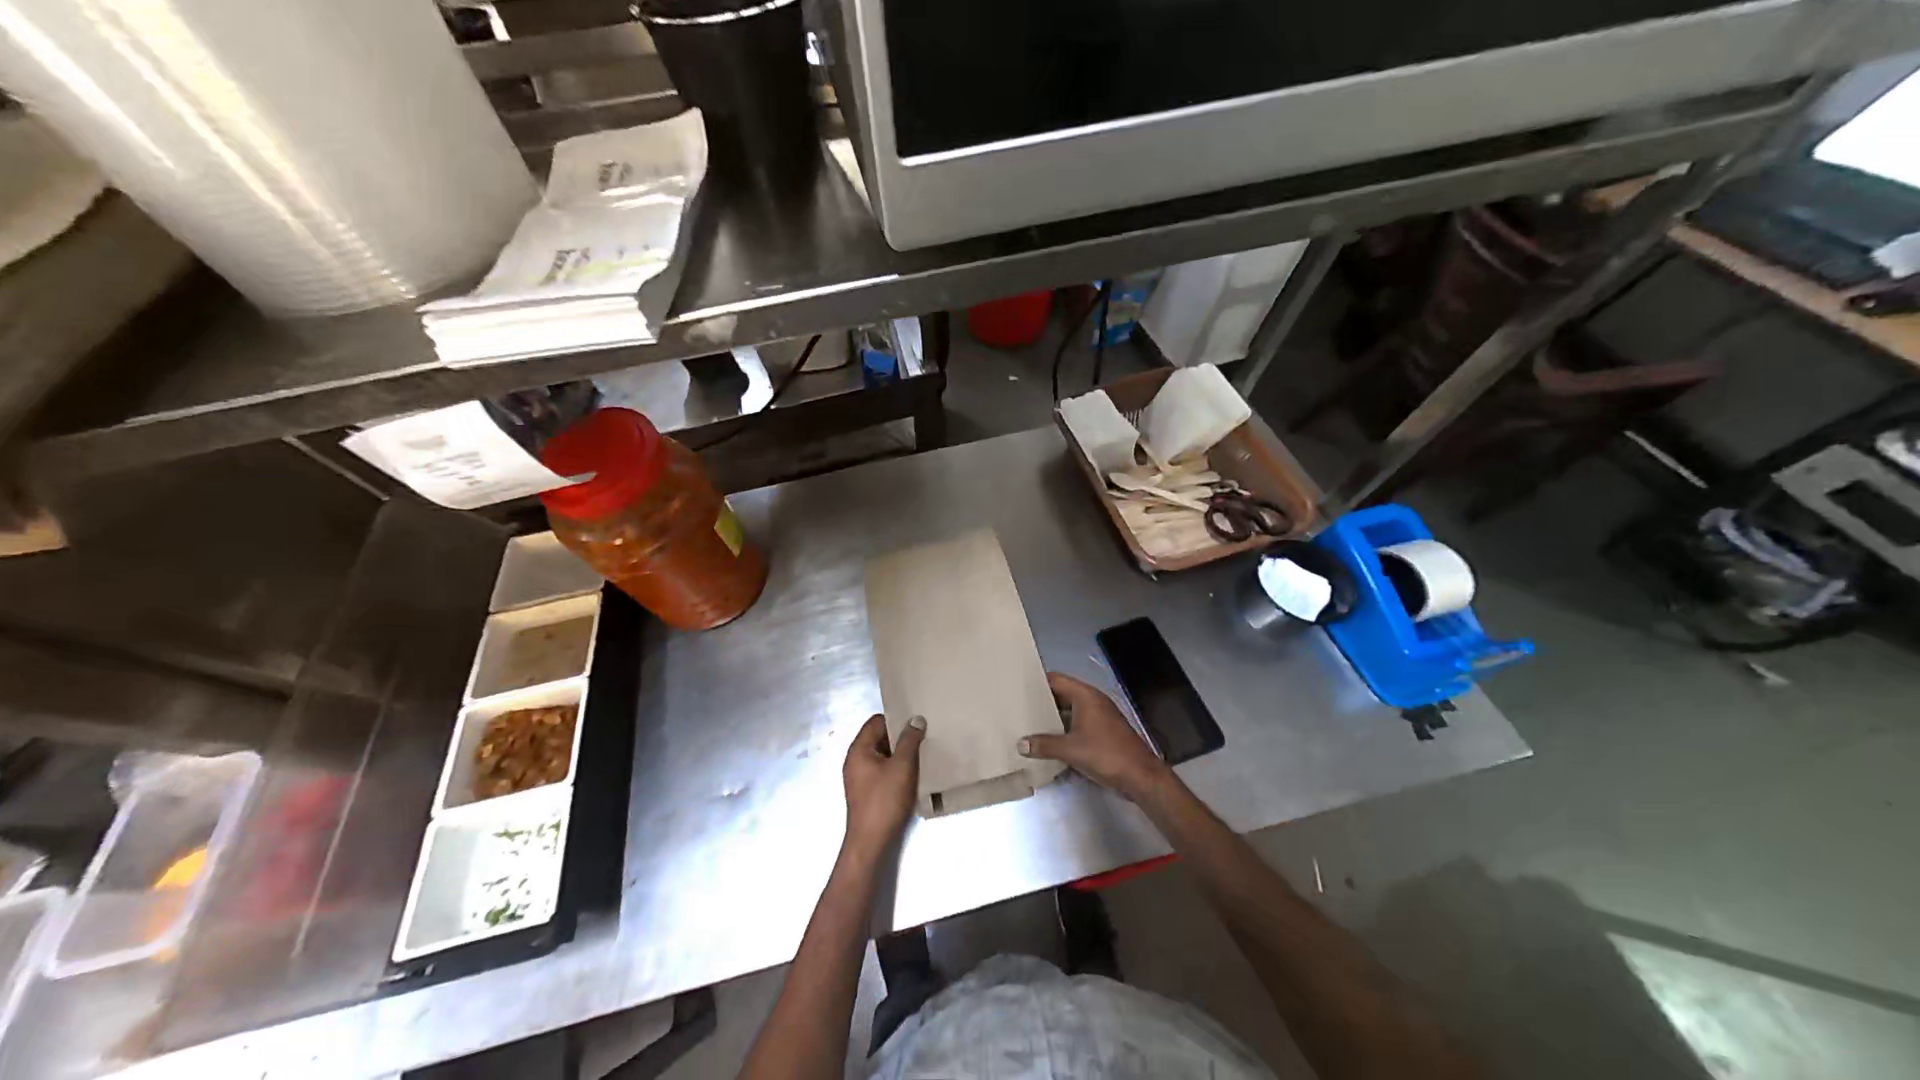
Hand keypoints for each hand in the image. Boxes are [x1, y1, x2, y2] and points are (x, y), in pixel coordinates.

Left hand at [842, 713, 924, 858]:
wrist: (871, 842)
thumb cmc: (884, 800)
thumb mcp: (902, 766)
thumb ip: (909, 740)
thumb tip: (916, 719)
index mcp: (858, 749)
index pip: (876, 721)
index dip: (896, 718)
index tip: (917, 721)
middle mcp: (855, 760)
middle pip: (879, 738)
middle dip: (900, 737)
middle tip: (924, 735)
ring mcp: (860, 777)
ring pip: (883, 755)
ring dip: (900, 754)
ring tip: (922, 753)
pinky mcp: (867, 792)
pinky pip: (883, 771)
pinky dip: (896, 769)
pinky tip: (913, 773)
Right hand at [1019, 673, 1174, 800]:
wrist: (1140, 776)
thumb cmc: (1106, 754)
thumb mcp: (1071, 750)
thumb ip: (1044, 745)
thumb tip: (1020, 744)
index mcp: (1086, 696)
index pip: (1056, 679)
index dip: (1037, 681)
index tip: (1016, 686)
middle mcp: (1092, 701)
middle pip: (1061, 694)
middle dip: (1041, 701)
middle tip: (1017, 706)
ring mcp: (1098, 716)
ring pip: (1069, 711)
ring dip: (1052, 718)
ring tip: (1027, 724)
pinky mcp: (1101, 732)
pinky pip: (1076, 724)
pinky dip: (1063, 729)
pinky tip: (1047, 741)